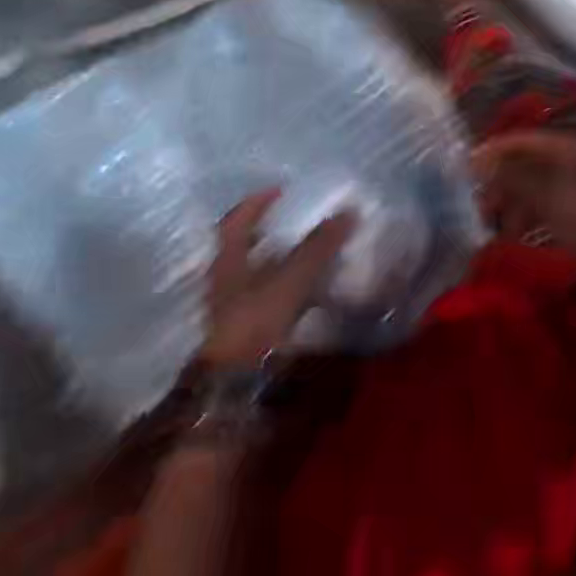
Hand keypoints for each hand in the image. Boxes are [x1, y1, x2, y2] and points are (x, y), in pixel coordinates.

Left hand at [201, 189, 356, 367]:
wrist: (238, 385)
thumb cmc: (257, 322)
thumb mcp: (292, 278)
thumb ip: (318, 246)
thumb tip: (347, 211)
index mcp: (228, 262)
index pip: (236, 222)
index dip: (256, 203)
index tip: (280, 190)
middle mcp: (228, 282)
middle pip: (246, 248)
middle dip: (271, 232)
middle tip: (300, 221)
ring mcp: (237, 308)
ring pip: (259, 274)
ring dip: (283, 261)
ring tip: (314, 254)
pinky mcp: (251, 330)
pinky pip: (272, 298)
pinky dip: (291, 289)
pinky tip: (313, 292)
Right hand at [472, 131, 575, 262]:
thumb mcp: (547, 198)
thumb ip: (512, 178)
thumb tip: (478, 164)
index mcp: (571, 148)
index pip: (524, 140)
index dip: (493, 152)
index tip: (466, 167)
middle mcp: (573, 159)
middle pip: (525, 164)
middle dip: (498, 183)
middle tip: (475, 202)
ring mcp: (575, 184)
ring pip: (531, 186)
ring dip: (508, 204)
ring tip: (490, 225)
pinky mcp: (575, 207)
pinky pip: (541, 204)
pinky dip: (524, 216)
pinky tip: (509, 235)